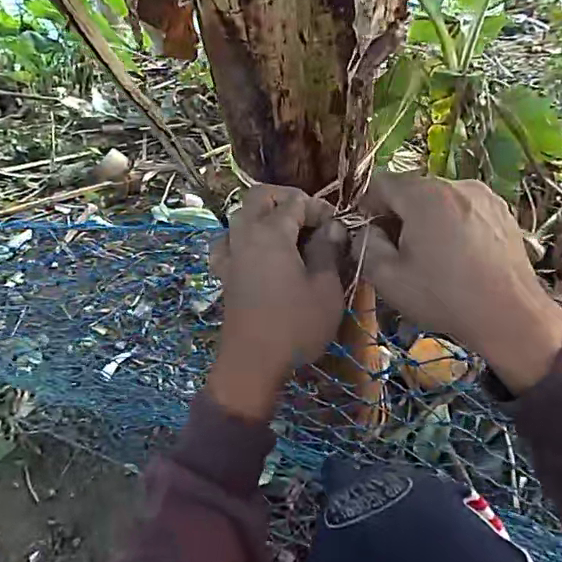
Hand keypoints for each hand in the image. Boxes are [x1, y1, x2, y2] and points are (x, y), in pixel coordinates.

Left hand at [207, 185, 349, 419]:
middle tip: (311, 217)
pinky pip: (228, 242)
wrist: (253, 364)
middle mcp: (245, 236)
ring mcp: (230, 255)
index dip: (319, 208)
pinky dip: (241, 237)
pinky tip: (255, 252)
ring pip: (240, 216)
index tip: (336, 227)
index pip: (295, 202)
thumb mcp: (325, 288)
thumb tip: (332, 226)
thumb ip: (328, 251)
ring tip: (288, 233)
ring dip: (263, 214)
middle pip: (259, 197)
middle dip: (286, 198)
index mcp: (271, 233)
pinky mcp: (224, 275)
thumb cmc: (296, 325)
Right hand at [355, 174, 561, 393]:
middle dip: (398, 215)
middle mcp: (456, 185)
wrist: (511, 316)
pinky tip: (459, 258)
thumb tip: (365, 232)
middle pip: (412, 189)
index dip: (367, 207)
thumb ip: (365, 246)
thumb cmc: (445, 297)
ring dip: (427, 220)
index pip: (380, 182)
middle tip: (399, 253)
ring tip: (433, 258)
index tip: (371, 236)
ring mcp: (484, 196)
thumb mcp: (388, 279)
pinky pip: (465, 209)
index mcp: (424, 194)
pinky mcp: (503, 212)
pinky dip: (454, 225)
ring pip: (440, 200)